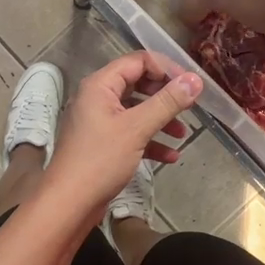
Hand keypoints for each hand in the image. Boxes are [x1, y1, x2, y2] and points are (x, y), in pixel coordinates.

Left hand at [38, 53, 199, 219]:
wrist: (69, 203)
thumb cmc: (100, 160)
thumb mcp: (137, 128)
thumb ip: (167, 103)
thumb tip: (195, 80)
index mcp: (100, 85)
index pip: (138, 61)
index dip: (166, 68)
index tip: (191, 84)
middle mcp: (97, 98)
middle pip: (138, 84)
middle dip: (165, 95)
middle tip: (190, 106)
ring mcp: (99, 122)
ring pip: (136, 111)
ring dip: (161, 119)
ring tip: (182, 134)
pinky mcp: (103, 144)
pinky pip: (131, 134)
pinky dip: (150, 141)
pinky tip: (171, 156)